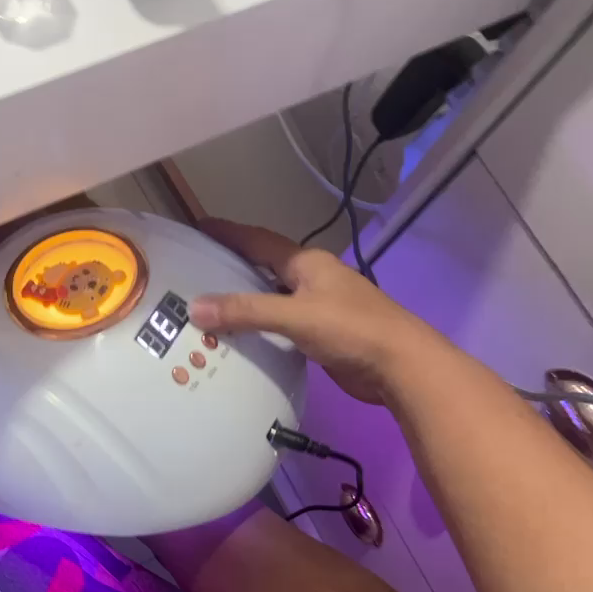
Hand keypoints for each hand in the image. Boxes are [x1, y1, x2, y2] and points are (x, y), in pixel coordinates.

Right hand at [191, 219, 439, 404]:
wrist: (399, 365)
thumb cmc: (351, 329)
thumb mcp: (295, 315)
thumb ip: (246, 311)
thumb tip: (195, 306)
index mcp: (307, 263)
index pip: (258, 241)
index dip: (228, 233)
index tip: (198, 226)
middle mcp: (311, 279)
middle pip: (263, 268)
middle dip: (230, 267)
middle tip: (193, 272)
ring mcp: (317, 307)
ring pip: (270, 298)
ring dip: (242, 302)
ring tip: (205, 309)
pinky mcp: (319, 334)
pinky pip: (278, 325)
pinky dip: (256, 328)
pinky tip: (238, 339)